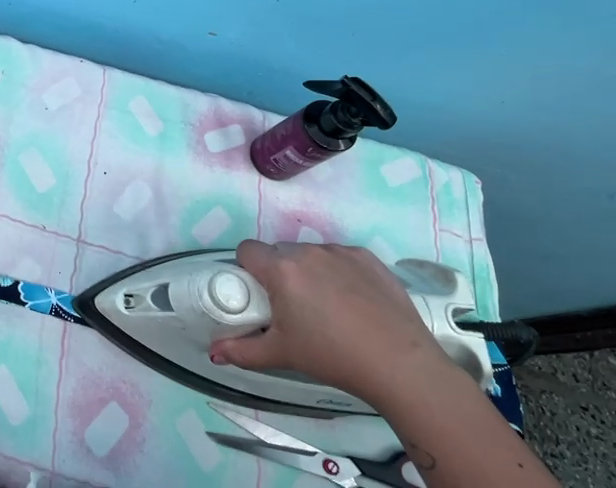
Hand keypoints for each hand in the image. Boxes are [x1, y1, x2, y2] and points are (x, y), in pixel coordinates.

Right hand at [209, 240, 456, 403]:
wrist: (402, 365)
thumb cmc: (333, 357)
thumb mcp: (282, 355)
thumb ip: (241, 351)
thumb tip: (214, 353)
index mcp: (281, 269)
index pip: (247, 250)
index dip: (248, 269)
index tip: (260, 294)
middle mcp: (307, 251)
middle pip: (279, 252)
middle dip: (279, 273)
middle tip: (293, 307)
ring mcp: (340, 252)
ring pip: (311, 254)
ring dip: (309, 271)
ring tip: (328, 307)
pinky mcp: (368, 258)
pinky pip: (341, 257)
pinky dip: (339, 272)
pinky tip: (354, 301)